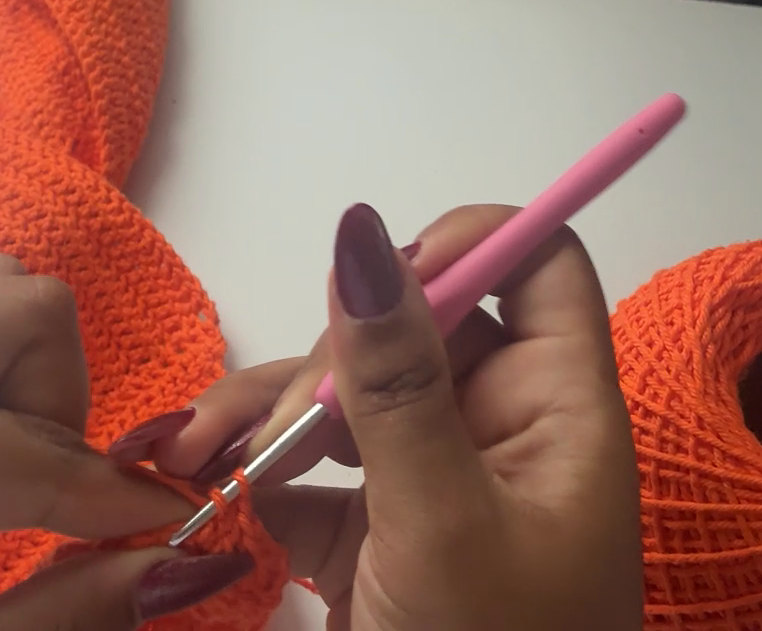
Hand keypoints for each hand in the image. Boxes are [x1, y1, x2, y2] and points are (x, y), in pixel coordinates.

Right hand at [151, 204, 643, 630]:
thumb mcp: (440, 528)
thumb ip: (398, 382)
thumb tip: (364, 232)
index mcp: (558, 405)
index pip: (537, 264)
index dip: (470, 242)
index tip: (383, 278)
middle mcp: (503, 420)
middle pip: (424, 319)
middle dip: (339, 354)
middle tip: (283, 426)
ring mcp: (437, 466)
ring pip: (358, 385)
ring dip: (278, 408)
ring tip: (203, 453)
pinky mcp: (380, 515)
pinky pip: (319, 456)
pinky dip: (262, 464)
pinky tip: (212, 482)